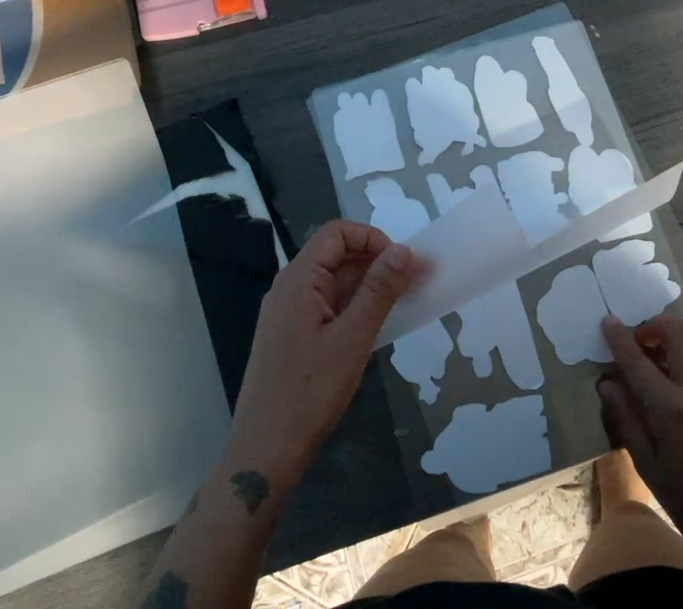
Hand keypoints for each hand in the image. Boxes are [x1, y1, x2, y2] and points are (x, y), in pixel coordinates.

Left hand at [223, 220, 420, 488]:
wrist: (265, 448)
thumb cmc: (310, 391)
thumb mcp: (352, 338)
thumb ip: (379, 291)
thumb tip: (404, 250)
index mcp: (297, 280)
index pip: (336, 233)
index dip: (372, 239)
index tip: (401, 264)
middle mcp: (289, 288)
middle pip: (335, 255)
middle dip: (377, 262)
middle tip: (416, 283)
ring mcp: (288, 313)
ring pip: (333, 282)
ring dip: (369, 286)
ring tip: (406, 302)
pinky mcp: (292, 336)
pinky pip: (327, 306)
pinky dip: (355, 307)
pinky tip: (378, 325)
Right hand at [597, 316, 682, 570]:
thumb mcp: (645, 463)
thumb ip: (625, 417)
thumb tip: (607, 383)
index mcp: (670, 408)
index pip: (638, 360)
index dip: (619, 337)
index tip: (608, 321)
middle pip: (679, 333)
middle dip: (655, 326)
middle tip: (641, 340)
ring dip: (682, 339)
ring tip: (666, 354)